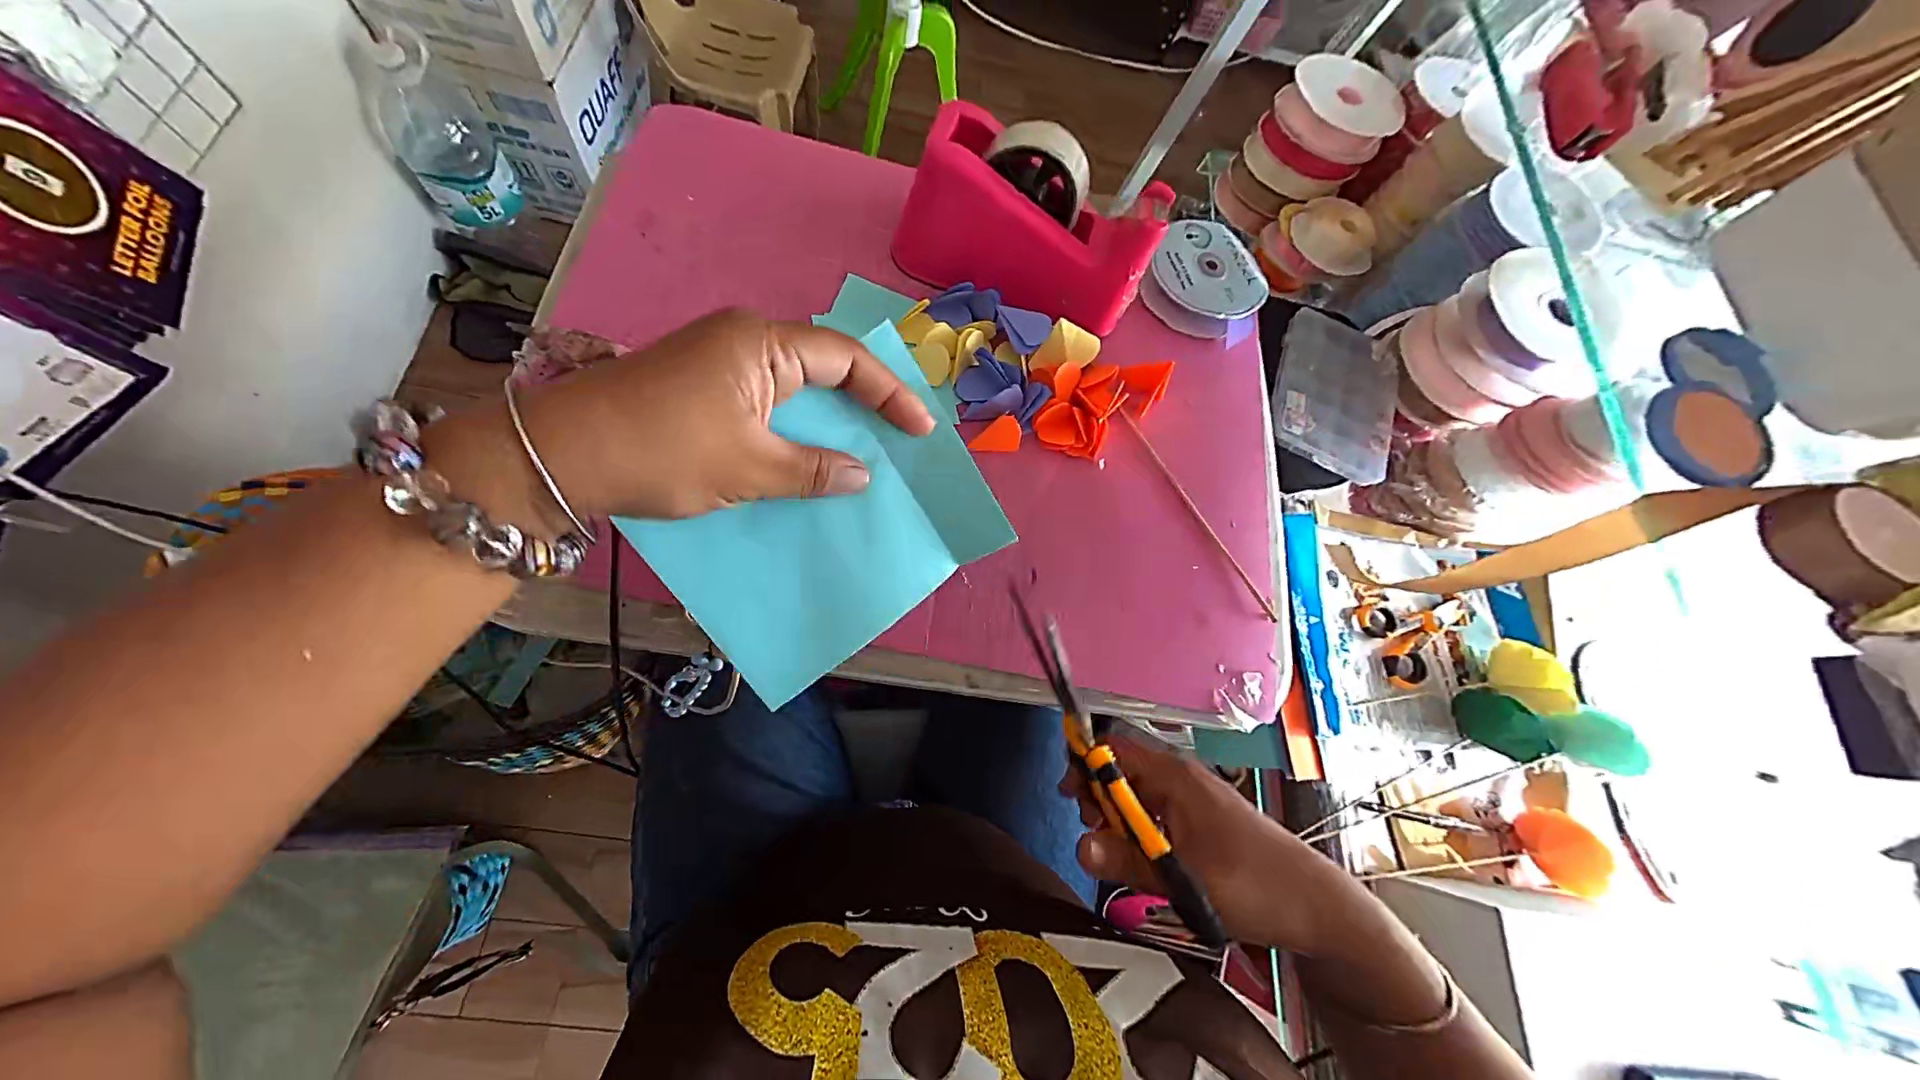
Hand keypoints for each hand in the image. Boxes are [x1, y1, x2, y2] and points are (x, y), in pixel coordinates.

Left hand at [423, 310, 935, 531]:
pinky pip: (766, 399)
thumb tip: (862, 475)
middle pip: (823, 364)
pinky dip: (795, 424)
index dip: (889, 393)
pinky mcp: (701, 384)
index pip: (845, 358)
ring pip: (794, 385)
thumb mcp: (748, 468)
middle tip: (899, 434)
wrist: (560, 457)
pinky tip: (807, 451)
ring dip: (828, 415)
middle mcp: (742, 339)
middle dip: (864, 400)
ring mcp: (718, 359)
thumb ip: (813, 470)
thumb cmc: (663, 453)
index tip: (920, 428)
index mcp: (760, 343)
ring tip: (863, 446)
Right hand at [1062, 734, 1367, 955]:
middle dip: (1099, 798)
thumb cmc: (1254, 886)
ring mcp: (1192, 797)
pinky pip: (1155, 811)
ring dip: (1119, 819)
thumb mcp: (1185, 879)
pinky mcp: (1200, 818)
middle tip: (1097, 836)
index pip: (1115, 748)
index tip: (1070, 797)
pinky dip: (1139, 829)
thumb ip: (1128, 861)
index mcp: (1175, 776)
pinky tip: (1146, 859)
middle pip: (1121, 770)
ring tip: (1123, 854)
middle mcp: (1181, 777)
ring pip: (1136, 793)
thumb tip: (1078, 845)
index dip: (1085, 765)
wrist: (1317, 907)